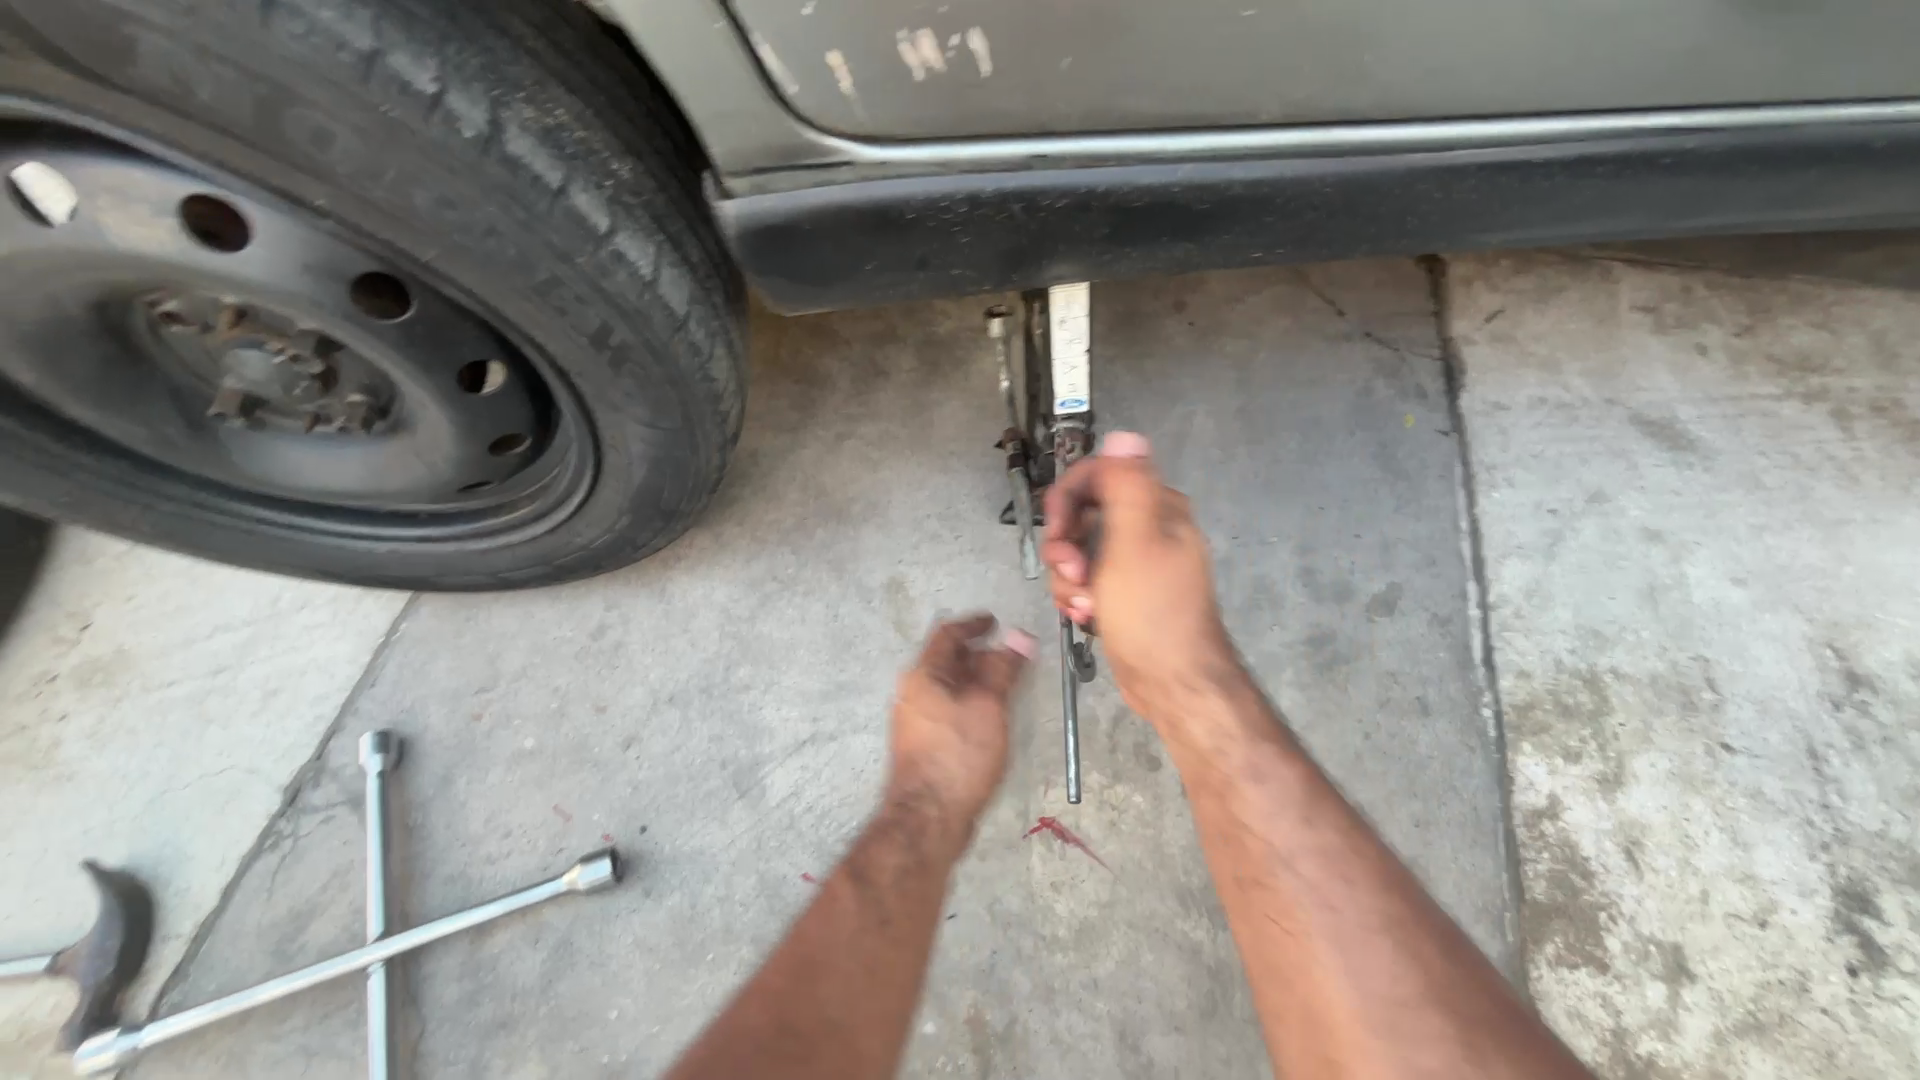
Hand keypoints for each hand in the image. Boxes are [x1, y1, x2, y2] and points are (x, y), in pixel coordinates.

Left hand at [885, 614, 1034, 834]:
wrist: (927, 818)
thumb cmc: (958, 755)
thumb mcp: (988, 706)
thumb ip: (1003, 670)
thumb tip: (1020, 636)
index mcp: (922, 675)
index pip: (947, 635)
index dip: (974, 625)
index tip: (995, 621)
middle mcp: (913, 692)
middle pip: (947, 661)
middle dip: (980, 654)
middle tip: (1011, 656)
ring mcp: (916, 720)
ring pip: (949, 687)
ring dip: (977, 680)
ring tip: (1009, 684)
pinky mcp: (924, 744)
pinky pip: (949, 708)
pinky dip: (971, 702)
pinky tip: (992, 716)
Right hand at [1041, 433, 1239, 722]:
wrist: (1171, 682)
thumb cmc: (1151, 613)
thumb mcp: (1135, 542)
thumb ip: (1127, 485)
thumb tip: (1126, 435)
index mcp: (1157, 506)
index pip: (1099, 474)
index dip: (1068, 497)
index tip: (1057, 529)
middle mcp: (1148, 527)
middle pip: (1081, 513)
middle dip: (1065, 546)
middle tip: (1071, 574)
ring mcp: (1133, 561)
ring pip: (1077, 550)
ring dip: (1067, 578)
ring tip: (1083, 605)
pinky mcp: (1122, 591)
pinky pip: (1084, 579)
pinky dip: (1077, 596)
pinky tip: (1086, 617)